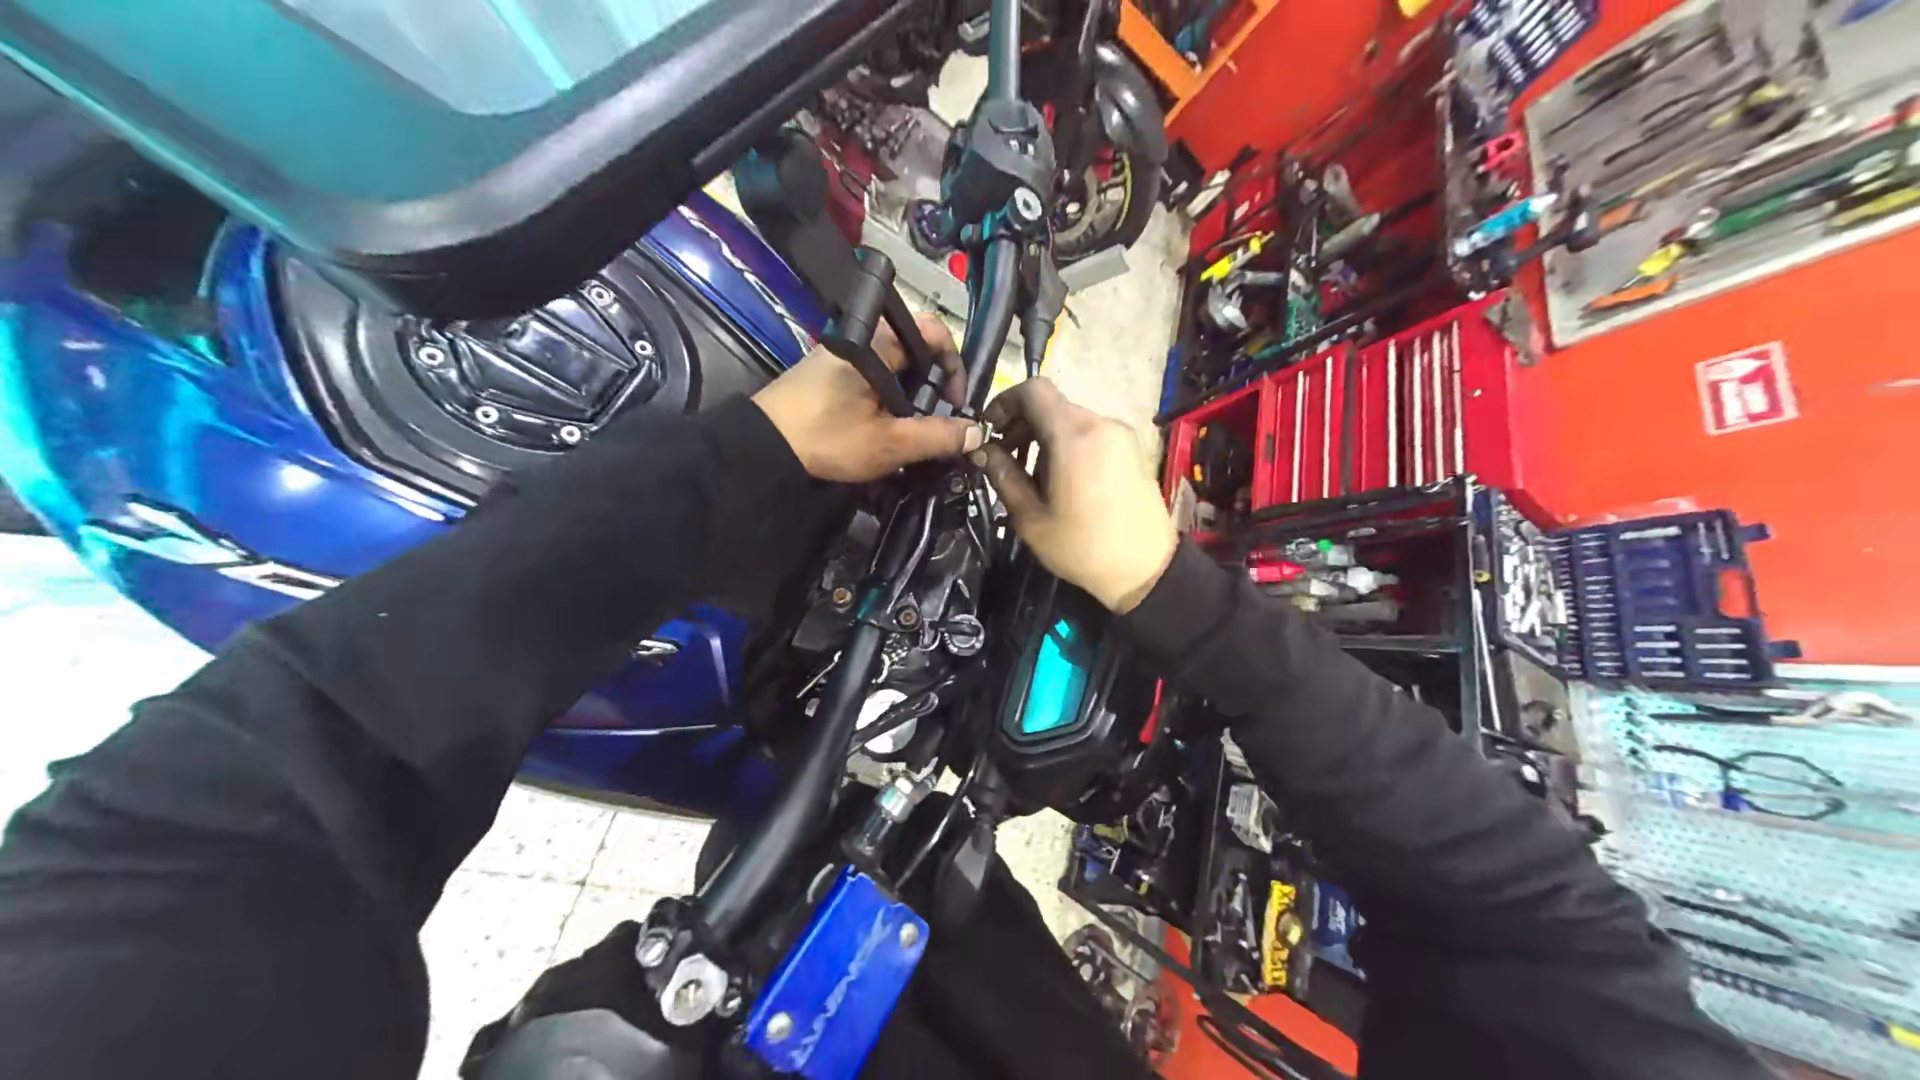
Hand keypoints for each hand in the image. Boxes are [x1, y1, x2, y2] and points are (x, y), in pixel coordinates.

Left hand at [753, 313, 983, 482]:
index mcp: (877, 344)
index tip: (957, 402)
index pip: (934, 332)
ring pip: (895, 363)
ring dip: (914, 390)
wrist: (763, 446)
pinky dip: (890, 394)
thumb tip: (976, 432)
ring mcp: (842, 355)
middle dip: (936, 381)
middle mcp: (862, 339)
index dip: (955, 364)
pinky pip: (874, 374)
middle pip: (915, 347)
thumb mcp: (889, 444)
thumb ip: (937, 436)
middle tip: (940, 415)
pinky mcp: (829, 372)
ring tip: (917, 425)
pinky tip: (888, 424)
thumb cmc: (827, 438)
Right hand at [975, 378, 1176, 612]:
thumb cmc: (1082, 547)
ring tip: (1030, 474)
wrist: (1145, 569)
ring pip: (1070, 419)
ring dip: (1043, 436)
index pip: (1033, 390)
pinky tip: (1059, 478)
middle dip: (1021, 424)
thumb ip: (1003, 476)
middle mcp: (1100, 424)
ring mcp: (1120, 435)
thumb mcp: (1030, 518)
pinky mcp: (1131, 449)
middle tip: (1003, 457)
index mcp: (1074, 435)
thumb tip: (984, 450)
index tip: (990, 430)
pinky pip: (1090, 433)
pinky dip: (1067, 443)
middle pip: (1051, 404)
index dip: (1004, 402)